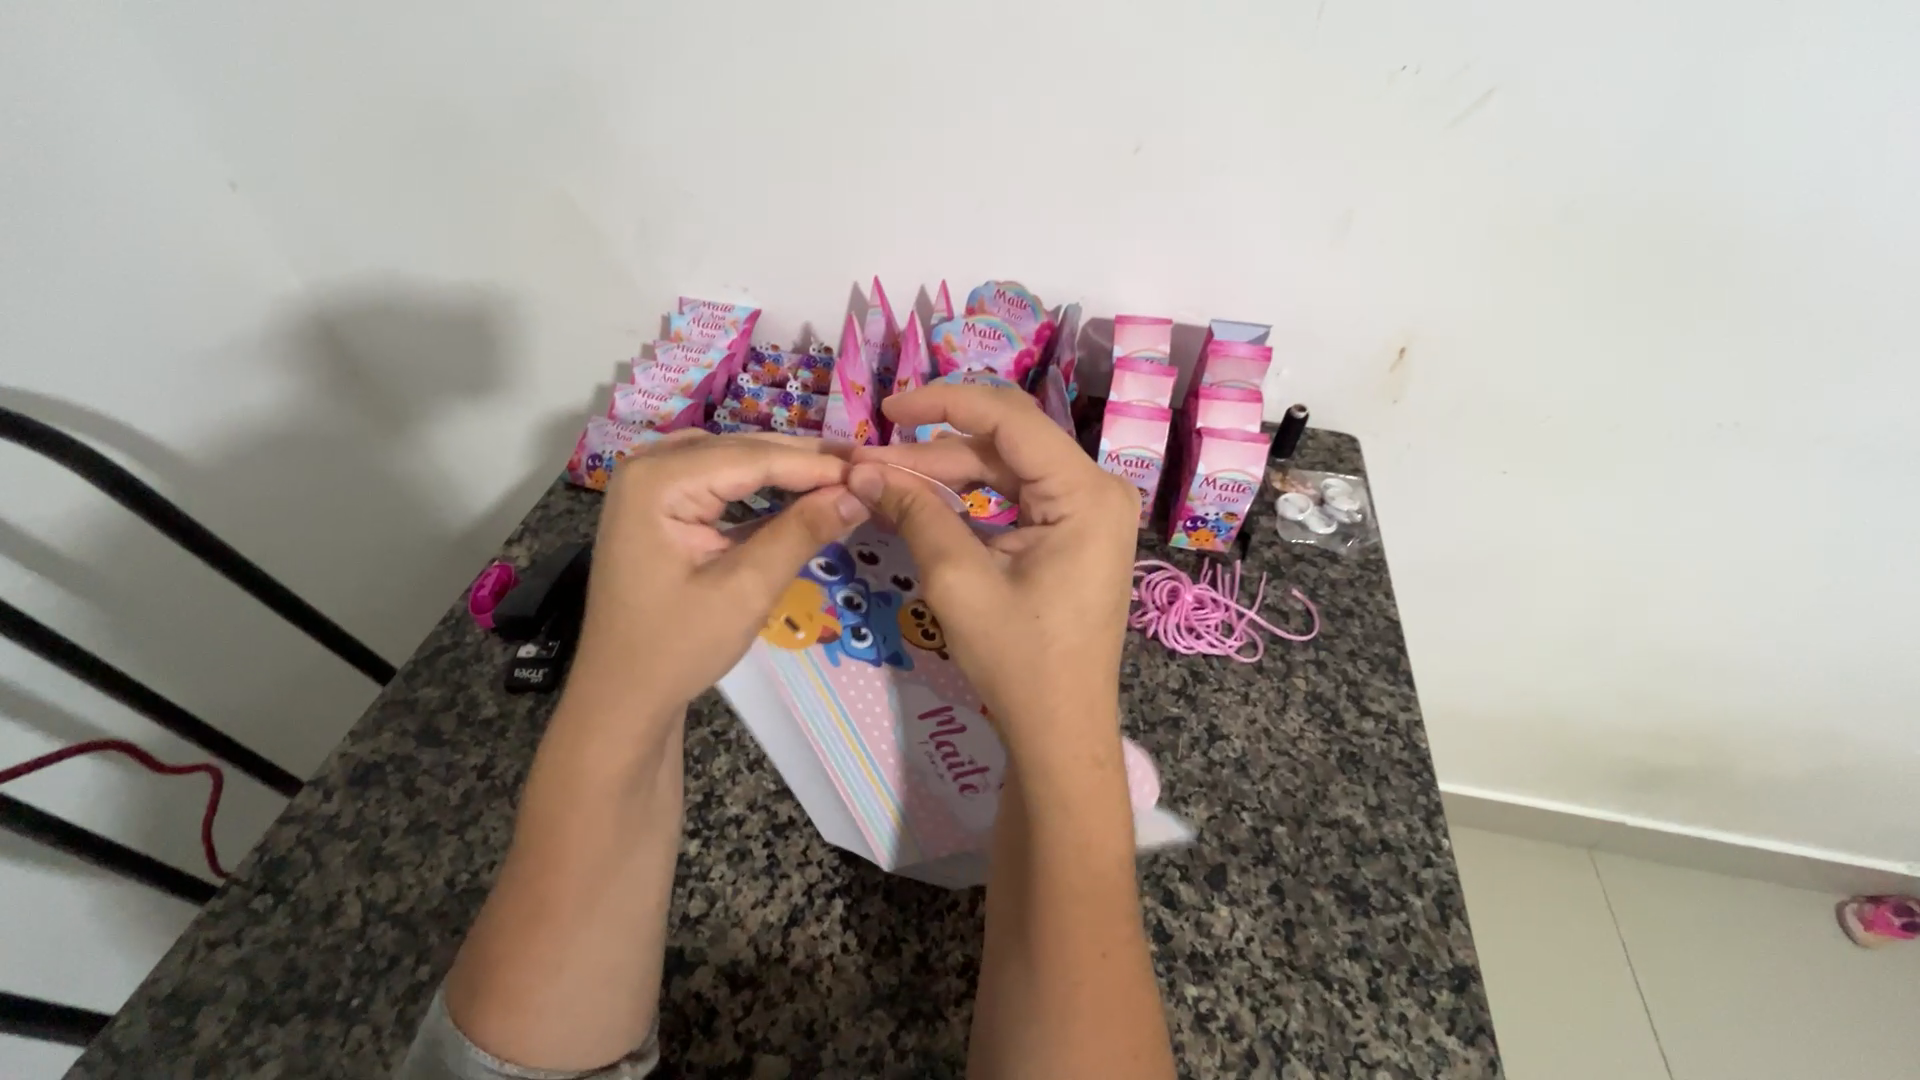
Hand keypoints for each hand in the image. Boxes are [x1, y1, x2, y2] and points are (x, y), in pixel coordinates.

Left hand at [571, 432, 868, 711]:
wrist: (622, 695)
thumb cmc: (677, 648)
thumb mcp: (746, 590)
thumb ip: (801, 533)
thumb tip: (858, 494)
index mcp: (658, 480)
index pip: (754, 458)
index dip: (817, 464)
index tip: (872, 470)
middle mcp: (649, 467)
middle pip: (743, 452)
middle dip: (804, 462)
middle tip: (866, 469)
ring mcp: (651, 485)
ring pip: (734, 462)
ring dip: (786, 471)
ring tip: (841, 478)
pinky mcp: (660, 506)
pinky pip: (719, 482)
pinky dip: (761, 488)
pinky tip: (799, 493)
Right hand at [846, 384, 1139, 759]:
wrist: (1061, 728)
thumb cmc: (1018, 659)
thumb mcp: (958, 580)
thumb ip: (914, 511)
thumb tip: (861, 469)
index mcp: (1085, 492)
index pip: (1009, 417)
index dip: (943, 403)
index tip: (886, 409)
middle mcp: (1096, 490)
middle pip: (1007, 443)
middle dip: (935, 449)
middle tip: (870, 461)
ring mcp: (1089, 512)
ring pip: (1008, 469)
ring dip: (948, 472)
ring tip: (886, 480)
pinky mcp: (1073, 534)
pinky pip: (1017, 497)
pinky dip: (971, 498)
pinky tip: (925, 500)